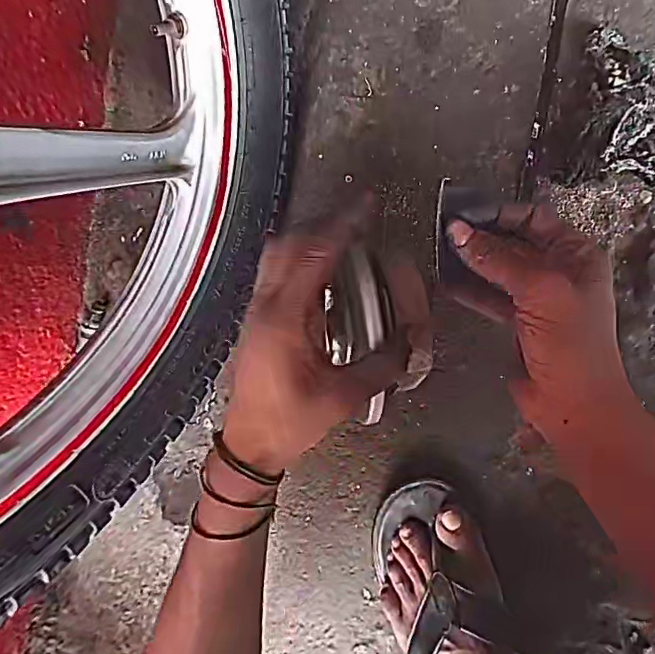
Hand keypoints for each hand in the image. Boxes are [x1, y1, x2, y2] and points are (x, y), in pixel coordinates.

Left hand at [220, 197, 430, 474]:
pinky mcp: (258, 321)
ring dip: (309, 238)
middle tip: (354, 215)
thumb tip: (405, 345)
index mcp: (285, 319)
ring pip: (278, 255)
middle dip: (325, 222)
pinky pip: (276, 274)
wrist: (249, 445)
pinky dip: (301, 260)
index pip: (314, 255)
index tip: (362, 208)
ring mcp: (257, 312)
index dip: (342, 226)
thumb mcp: (343, 397)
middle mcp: (266, 308)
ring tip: (341, 236)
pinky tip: (322, 272)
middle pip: (289, 243)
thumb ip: (381, 366)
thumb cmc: (284, 424)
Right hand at [446, 203, 636, 440]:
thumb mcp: (540, 291)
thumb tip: (461, 233)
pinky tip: (448, 279)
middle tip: (447, 231)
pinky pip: (490, 296)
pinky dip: (470, 288)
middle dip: (483, 236)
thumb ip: (498, 259)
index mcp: (577, 255)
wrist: (573, 404)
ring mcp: (537, 298)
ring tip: (441, 250)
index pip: (535, 218)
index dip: (502, 213)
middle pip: (514, 242)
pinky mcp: (518, 322)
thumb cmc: (574, 346)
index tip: (468, 213)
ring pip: (499, 269)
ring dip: (472, 261)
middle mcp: (559, 272)